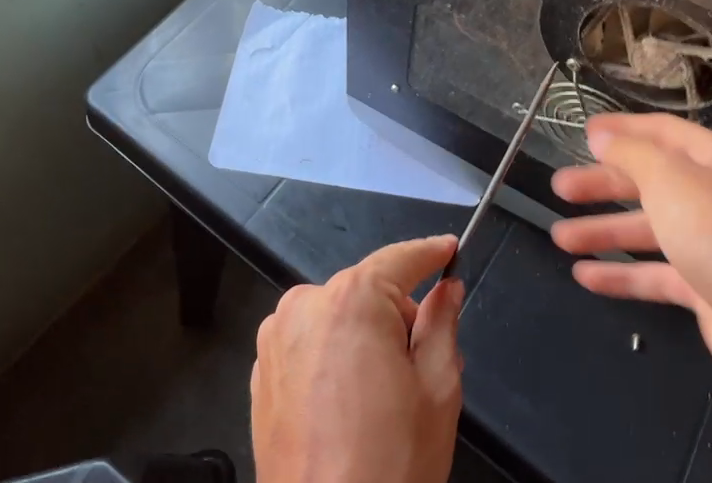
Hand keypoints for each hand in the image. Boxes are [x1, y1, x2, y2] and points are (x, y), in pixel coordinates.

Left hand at [251, 235, 464, 482]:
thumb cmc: (390, 461)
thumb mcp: (437, 387)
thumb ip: (443, 323)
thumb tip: (447, 289)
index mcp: (351, 300)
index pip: (399, 260)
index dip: (429, 253)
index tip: (449, 249)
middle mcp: (304, 306)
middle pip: (366, 292)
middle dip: (396, 317)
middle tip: (418, 370)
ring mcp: (276, 338)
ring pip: (337, 318)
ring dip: (363, 339)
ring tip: (381, 399)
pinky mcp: (262, 371)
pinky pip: (309, 345)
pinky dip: (332, 359)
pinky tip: (347, 408)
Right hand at [551, 114, 711, 392]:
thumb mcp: (667, 177)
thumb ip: (629, 154)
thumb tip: (601, 136)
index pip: (662, 132)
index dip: (621, 129)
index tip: (582, 132)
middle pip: (649, 182)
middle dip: (602, 185)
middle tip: (559, 188)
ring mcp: (711, 246)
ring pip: (647, 230)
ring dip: (603, 231)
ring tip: (560, 237)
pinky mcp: (705, 290)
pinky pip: (655, 274)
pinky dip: (621, 274)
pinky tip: (584, 276)